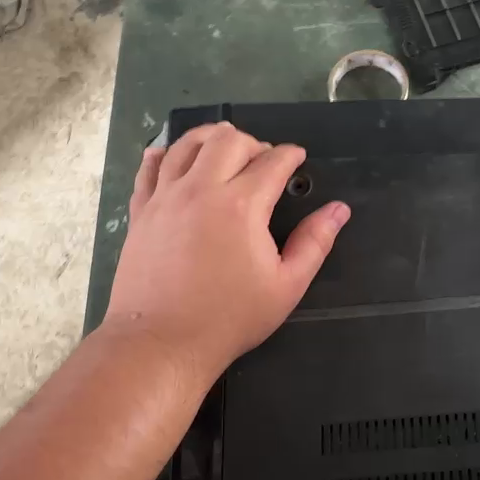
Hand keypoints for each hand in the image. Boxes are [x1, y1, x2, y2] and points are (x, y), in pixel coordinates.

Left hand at [103, 122, 349, 381]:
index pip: (272, 162)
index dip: (290, 154)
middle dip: (253, 142)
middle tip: (264, 159)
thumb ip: (315, 242)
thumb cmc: (230, 317)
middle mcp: (201, 190)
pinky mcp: (141, 212)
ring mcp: (165, 198)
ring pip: (186, 145)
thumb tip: (339, 210)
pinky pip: (148, 169)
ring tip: (223, 145)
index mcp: (242, 206)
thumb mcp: (286, 286)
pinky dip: (163, 154)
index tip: (298, 157)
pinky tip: (168, 154)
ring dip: (210, 138)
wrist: (160, 342)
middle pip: (228, 141)